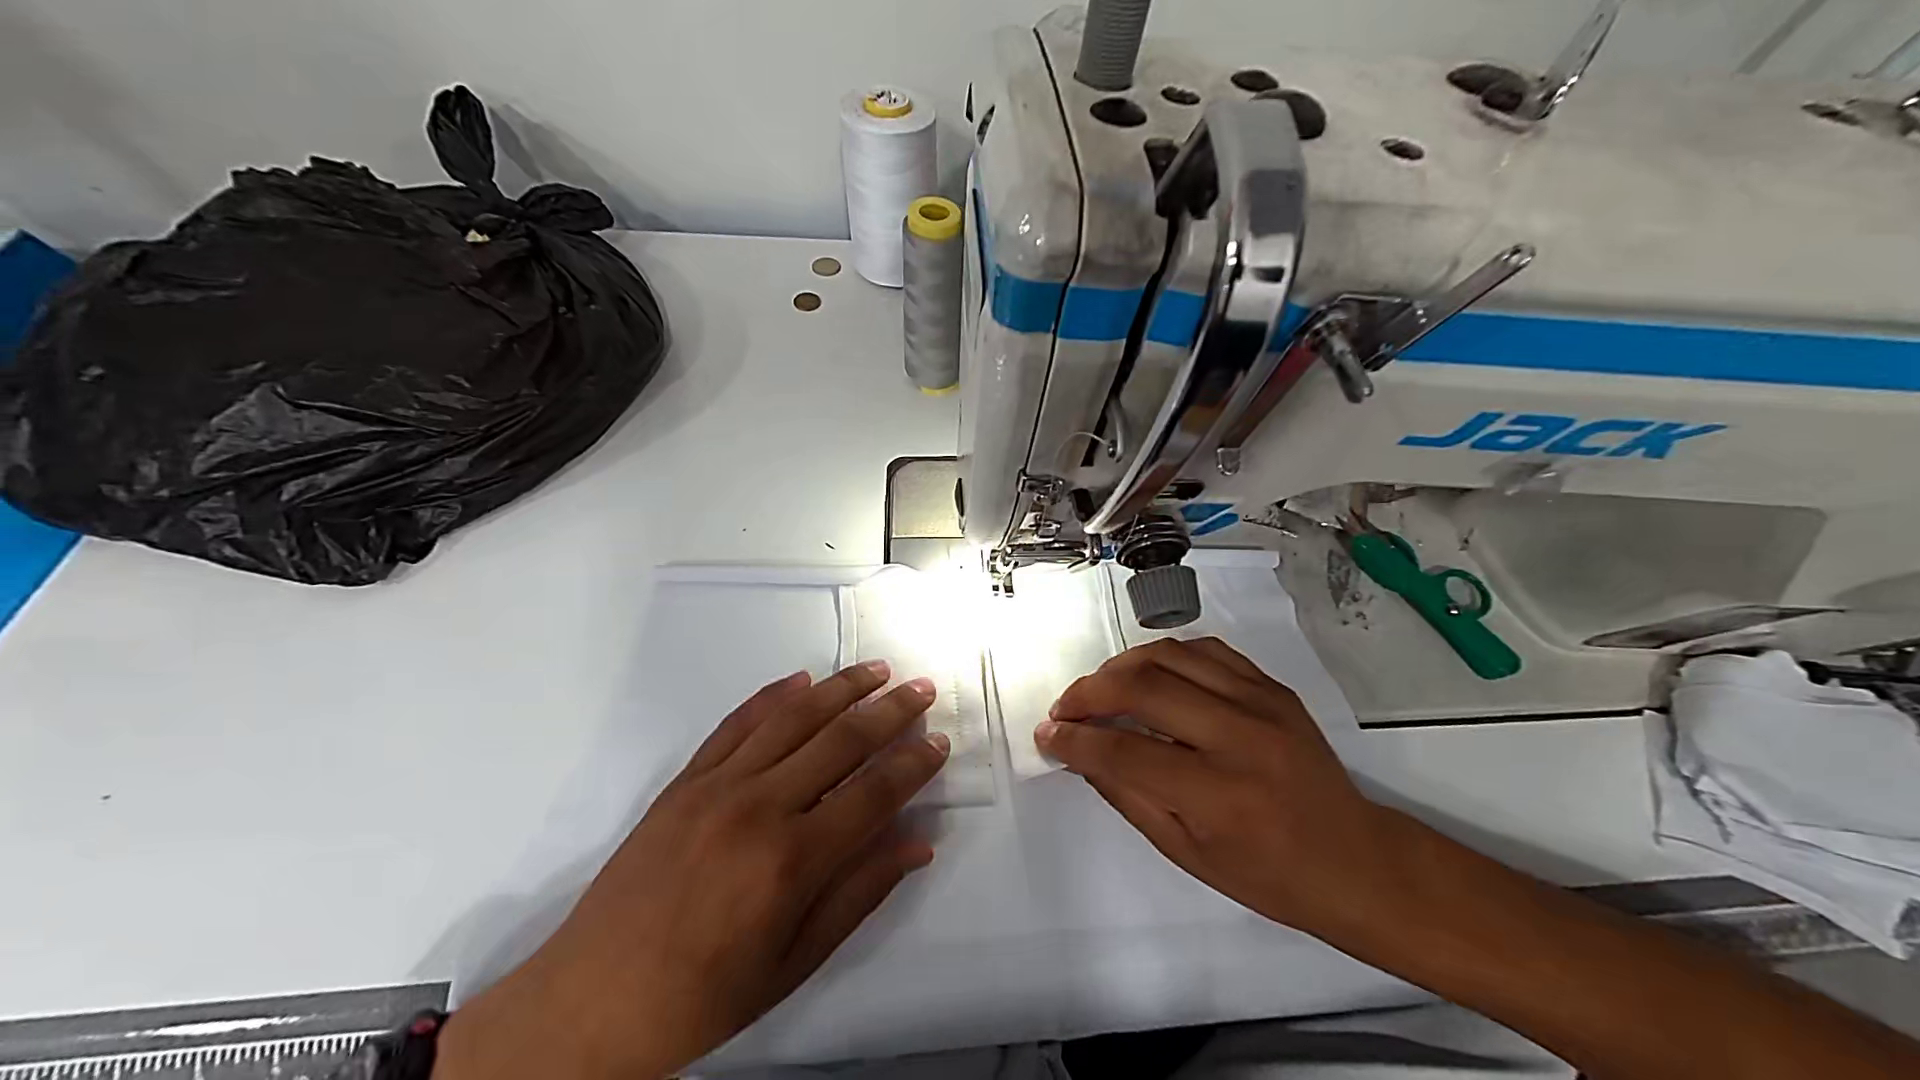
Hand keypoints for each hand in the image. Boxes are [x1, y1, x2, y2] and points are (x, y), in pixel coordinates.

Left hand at [436, 661, 948, 1079]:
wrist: (592, 1001)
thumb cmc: (706, 994)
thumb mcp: (796, 961)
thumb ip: (861, 893)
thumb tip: (917, 843)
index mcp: (793, 860)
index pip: (874, 792)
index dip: (914, 764)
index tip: (939, 742)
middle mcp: (759, 807)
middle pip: (840, 740)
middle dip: (889, 710)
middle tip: (922, 687)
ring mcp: (717, 786)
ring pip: (792, 718)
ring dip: (840, 688)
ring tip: (875, 670)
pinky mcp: (684, 781)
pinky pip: (736, 723)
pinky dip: (773, 696)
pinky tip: (801, 680)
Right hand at [1037, 637, 1403, 938]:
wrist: (1355, 859)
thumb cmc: (1268, 874)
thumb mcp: (1186, 852)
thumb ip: (1127, 795)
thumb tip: (1080, 753)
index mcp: (1219, 795)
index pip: (1123, 752)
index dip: (1073, 741)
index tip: (1047, 735)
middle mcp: (1241, 738)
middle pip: (1142, 687)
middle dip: (1087, 694)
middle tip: (1064, 710)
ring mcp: (1261, 703)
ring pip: (1169, 655)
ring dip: (1120, 667)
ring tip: (1099, 690)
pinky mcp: (1272, 687)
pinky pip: (1205, 650)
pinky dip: (1164, 656)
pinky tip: (1148, 675)